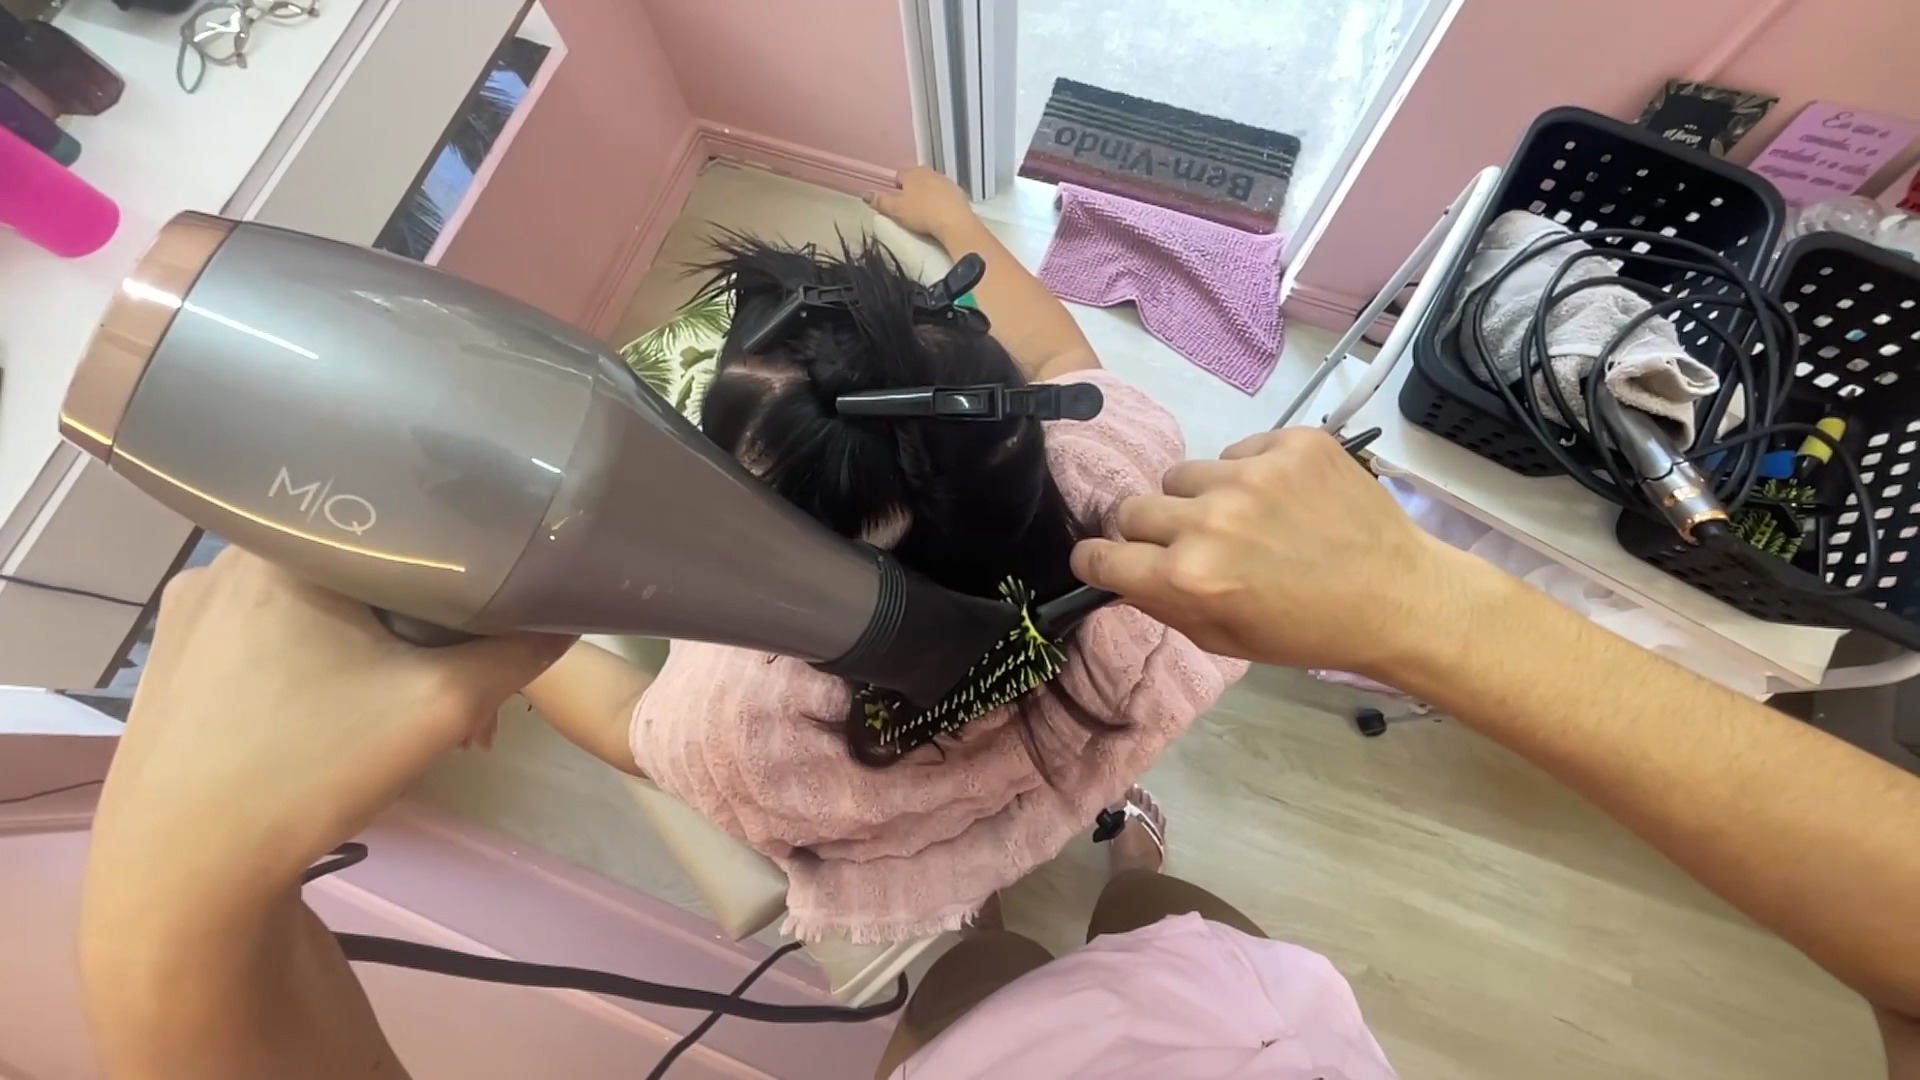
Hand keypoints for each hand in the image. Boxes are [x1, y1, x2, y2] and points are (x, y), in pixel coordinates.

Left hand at [85, 549, 571, 917]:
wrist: (183, 883)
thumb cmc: (311, 771)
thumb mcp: (446, 705)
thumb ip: (521, 652)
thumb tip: (569, 617)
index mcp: (278, 554)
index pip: (405, 533)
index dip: (464, 564)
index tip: (499, 598)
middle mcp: (224, 567)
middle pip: (368, 571)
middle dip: (426, 614)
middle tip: (462, 664)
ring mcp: (192, 614)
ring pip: (331, 604)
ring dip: (382, 637)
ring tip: (414, 689)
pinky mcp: (182, 658)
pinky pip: (287, 631)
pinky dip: (334, 654)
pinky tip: (350, 701)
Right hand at [869, 166, 977, 240]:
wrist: (954, 221)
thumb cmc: (921, 214)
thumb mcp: (896, 210)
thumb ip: (880, 201)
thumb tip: (863, 194)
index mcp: (912, 173)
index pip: (899, 175)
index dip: (896, 188)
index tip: (897, 202)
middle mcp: (929, 171)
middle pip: (917, 178)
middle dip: (913, 190)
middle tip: (911, 209)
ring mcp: (946, 180)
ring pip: (932, 185)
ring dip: (928, 195)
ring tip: (926, 213)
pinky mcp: (959, 192)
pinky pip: (946, 195)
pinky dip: (942, 201)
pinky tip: (941, 215)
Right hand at [1070, 428, 1483, 675]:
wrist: (1399, 597)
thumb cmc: (1305, 632)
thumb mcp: (1220, 639)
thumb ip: (1160, 603)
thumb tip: (1120, 572)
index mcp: (1189, 578)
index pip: (1099, 557)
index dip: (1097, 561)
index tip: (1108, 560)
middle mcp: (1209, 521)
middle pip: (1131, 508)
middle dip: (1148, 530)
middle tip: (1188, 543)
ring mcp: (1251, 474)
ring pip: (1181, 474)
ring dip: (1198, 498)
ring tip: (1242, 517)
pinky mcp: (1291, 443)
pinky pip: (1235, 451)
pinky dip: (1247, 474)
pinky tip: (1282, 499)